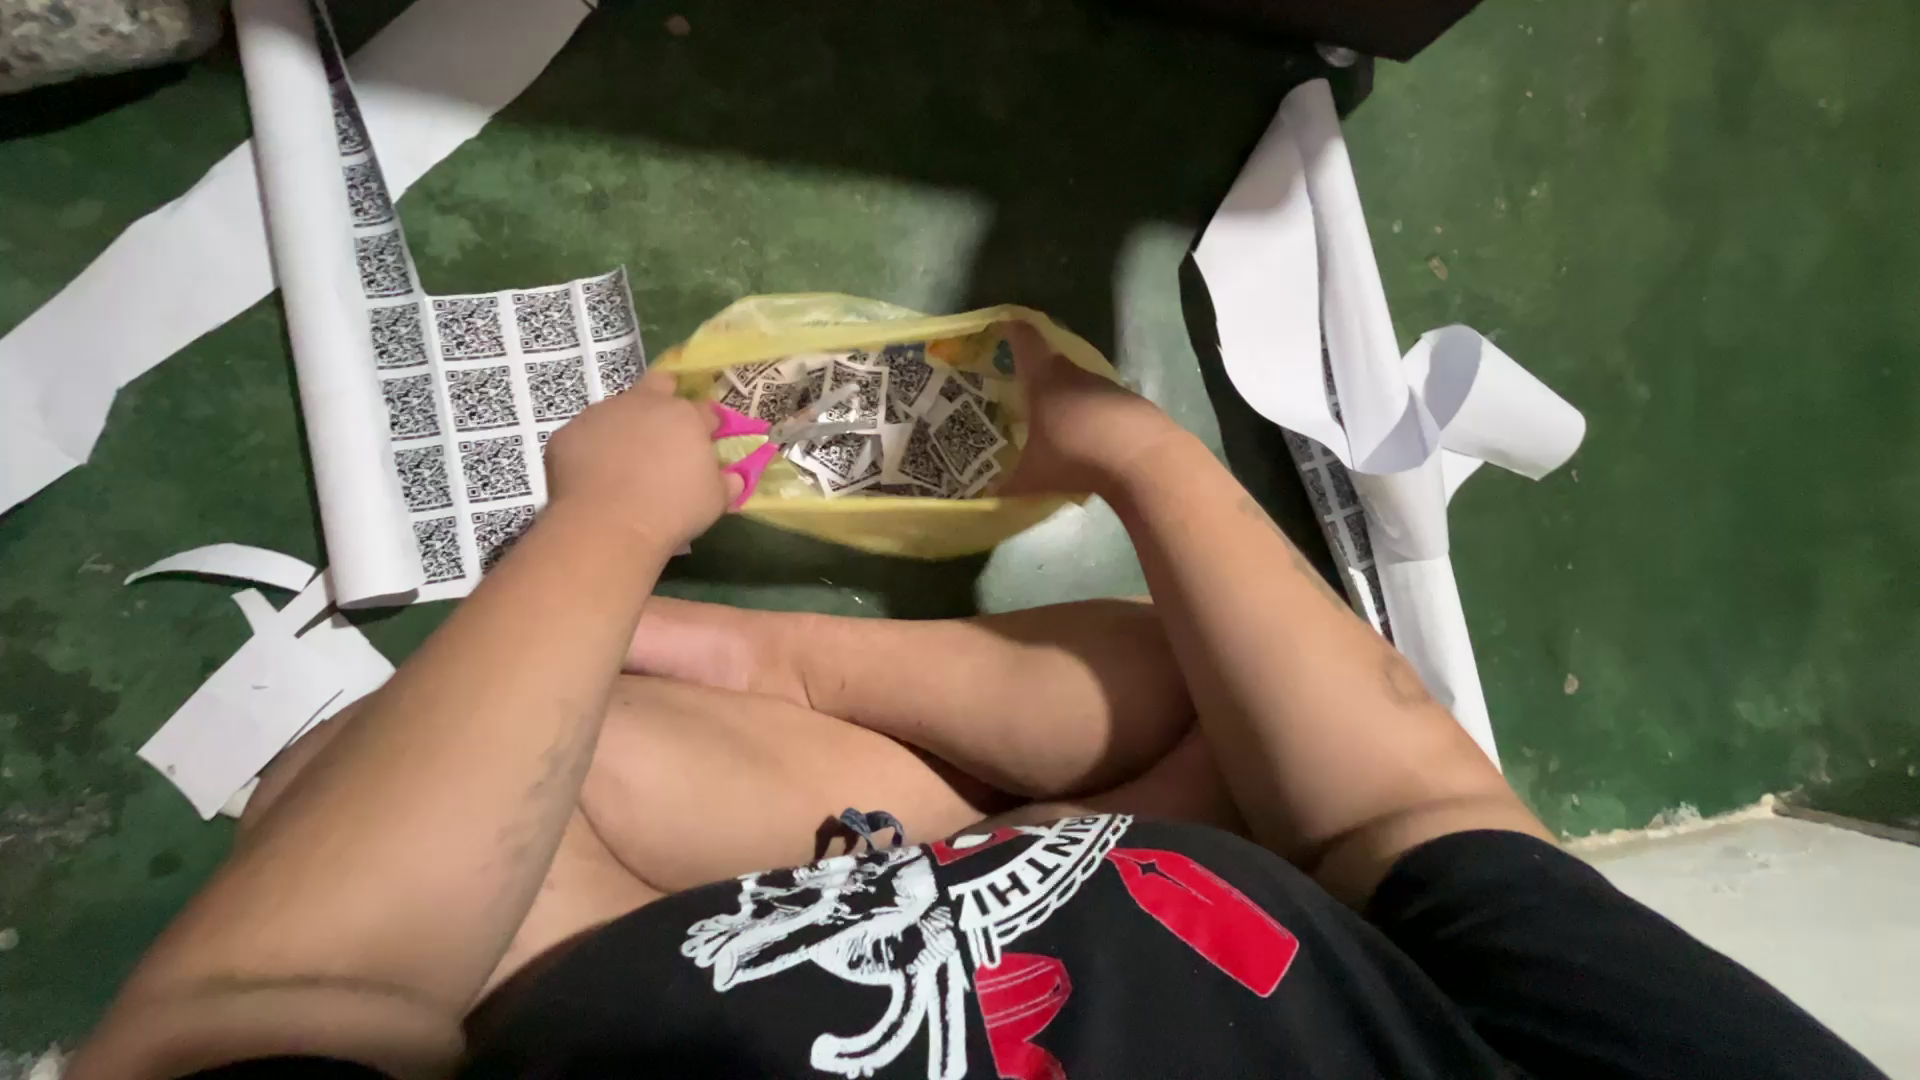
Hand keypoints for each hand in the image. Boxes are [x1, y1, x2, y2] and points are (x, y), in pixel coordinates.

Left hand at [544, 368, 742, 549]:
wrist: (608, 525)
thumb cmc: (673, 509)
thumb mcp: (715, 500)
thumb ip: (727, 483)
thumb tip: (735, 478)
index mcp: (685, 416)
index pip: (706, 410)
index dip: (710, 424)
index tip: (710, 440)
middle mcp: (643, 404)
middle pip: (659, 385)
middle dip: (666, 398)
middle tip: (667, 428)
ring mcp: (600, 414)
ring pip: (618, 410)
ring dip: (626, 426)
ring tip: (626, 460)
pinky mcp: (568, 433)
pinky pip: (587, 436)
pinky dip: (594, 448)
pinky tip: (597, 475)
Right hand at [998, 320, 1181, 495]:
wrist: (1143, 461)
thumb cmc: (1075, 457)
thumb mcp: (1033, 477)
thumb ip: (1008, 485)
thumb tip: (986, 498)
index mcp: (1045, 380)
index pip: (1025, 341)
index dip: (1013, 330)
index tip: (1004, 326)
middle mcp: (1076, 375)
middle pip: (1053, 364)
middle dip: (1037, 374)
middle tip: (1021, 389)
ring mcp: (1108, 387)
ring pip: (1080, 386)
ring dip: (1068, 398)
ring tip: (1054, 421)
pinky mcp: (1133, 405)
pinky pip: (1104, 406)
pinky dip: (1093, 418)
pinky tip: (1089, 442)